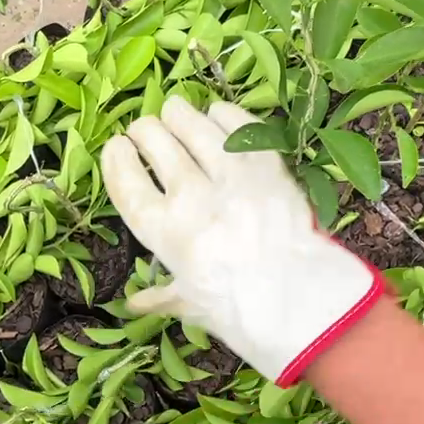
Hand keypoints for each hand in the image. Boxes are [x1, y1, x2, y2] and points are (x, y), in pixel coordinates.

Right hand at [101, 96, 384, 385]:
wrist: (306, 300)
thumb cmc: (242, 310)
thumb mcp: (193, 306)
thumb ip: (162, 297)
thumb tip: (134, 304)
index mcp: (166, 233)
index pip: (127, 182)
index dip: (116, 158)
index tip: (116, 147)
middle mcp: (193, 197)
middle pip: (156, 143)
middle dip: (144, 132)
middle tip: (145, 131)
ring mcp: (232, 175)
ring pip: (193, 125)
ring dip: (178, 115)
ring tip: (174, 113)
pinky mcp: (267, 163)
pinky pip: (237, 123)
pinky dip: (222, 115)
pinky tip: (214, 115)